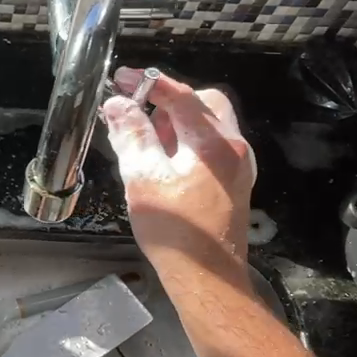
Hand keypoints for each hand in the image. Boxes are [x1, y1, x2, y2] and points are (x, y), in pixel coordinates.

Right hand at [99, 67, 255, 267]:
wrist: (207, 277)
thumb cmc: (174, 230)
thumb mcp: (143, 178)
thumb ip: (132, 136)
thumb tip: (118, 105)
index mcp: (213, 142)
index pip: (181, 96)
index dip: (148, 83)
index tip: (121, 79)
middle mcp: (234, 147)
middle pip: (203, 104)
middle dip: (168, 102)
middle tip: (138, 114)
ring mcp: (238, 165)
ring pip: (207, 125)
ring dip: (175, 123)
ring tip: (145, 142)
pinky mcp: (233, 182)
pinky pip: (209, 146)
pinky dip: (185, 142)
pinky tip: (163, 163)